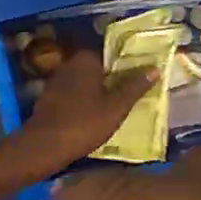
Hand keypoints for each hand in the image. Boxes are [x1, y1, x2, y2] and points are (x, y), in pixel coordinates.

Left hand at [11, 51, 155, 171]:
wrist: (45, 144)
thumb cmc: (85, 122)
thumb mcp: (117, 106)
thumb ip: (135, 86)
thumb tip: (155, 68)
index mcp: (85, 59)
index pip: (110, 54)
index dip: (126, 65)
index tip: (140, 76)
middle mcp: (69, 64)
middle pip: (97, 68)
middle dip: (112, 79)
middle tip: (132, 93)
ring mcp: (56, 81)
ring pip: (84, 82)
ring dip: (97, 91)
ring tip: (116, 105)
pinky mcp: (49, 98)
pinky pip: (73, 94)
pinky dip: (83, 101)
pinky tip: (93, 115)